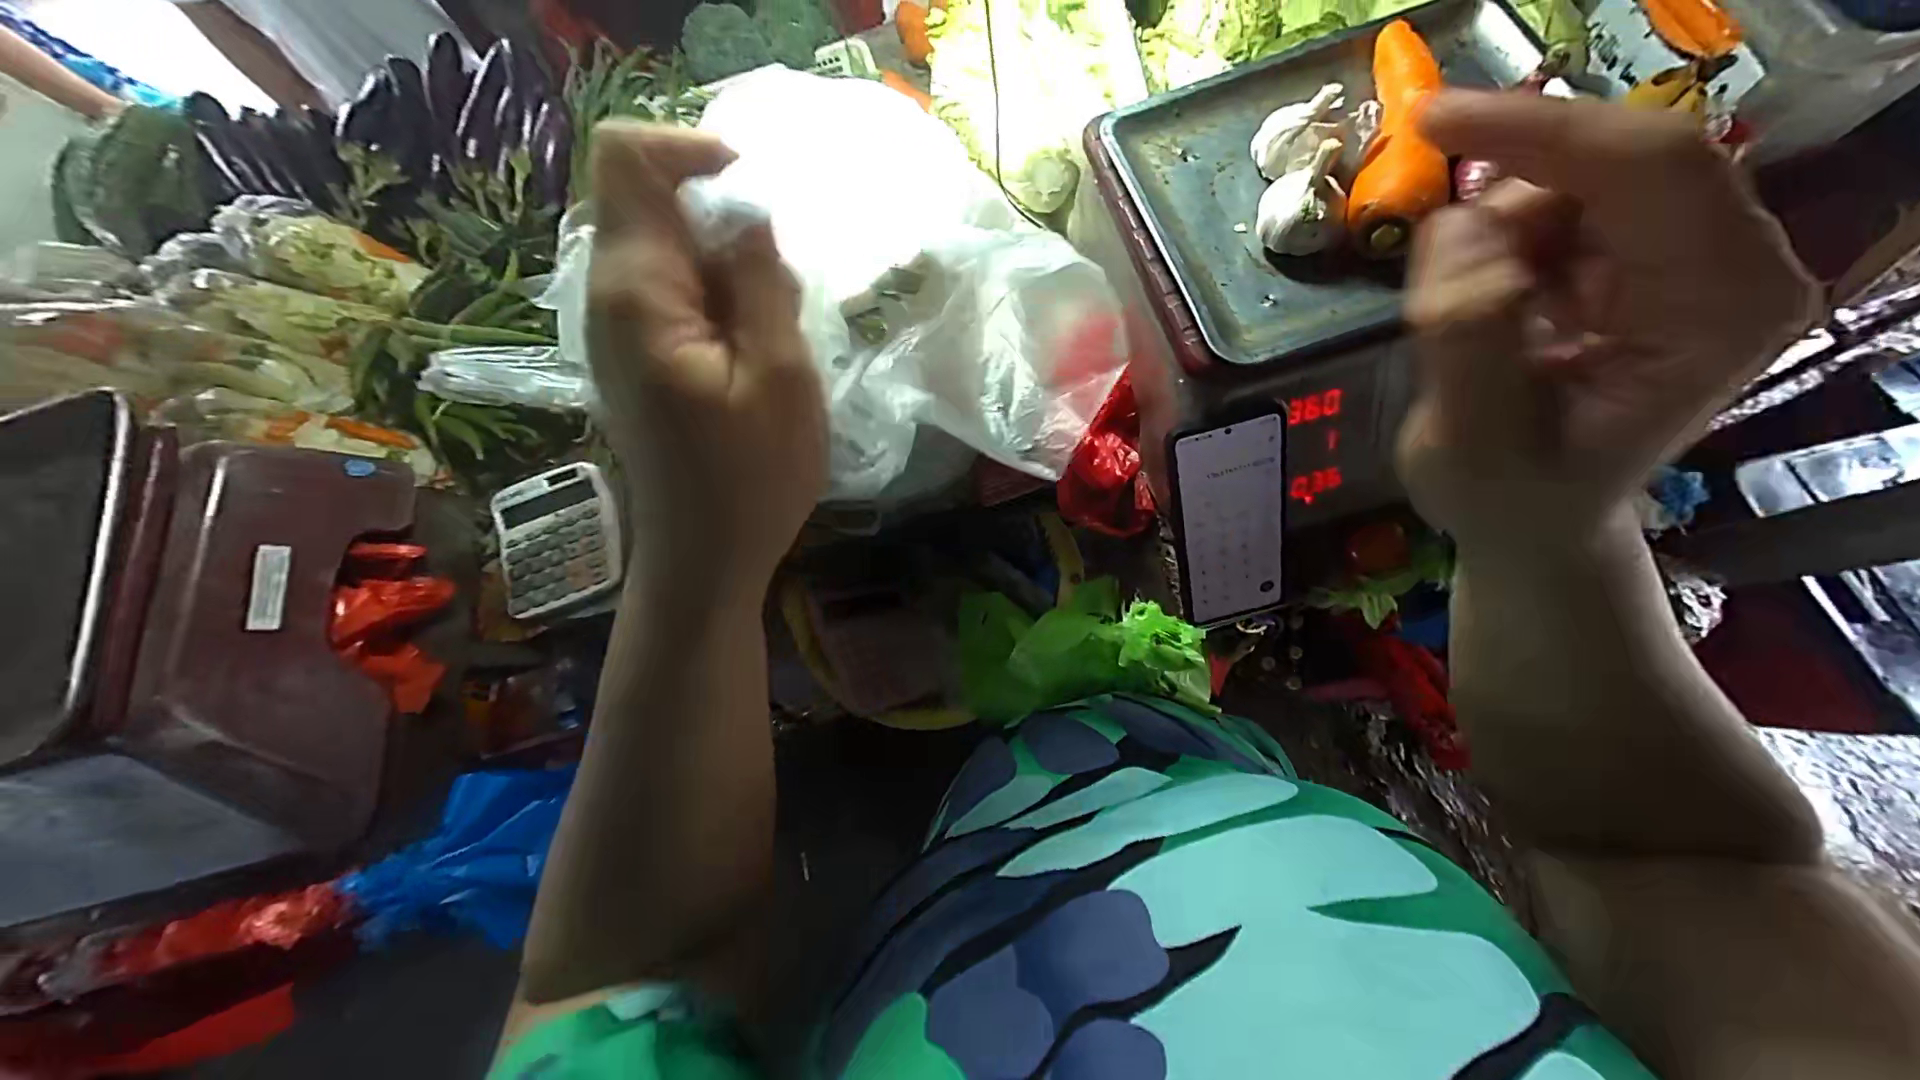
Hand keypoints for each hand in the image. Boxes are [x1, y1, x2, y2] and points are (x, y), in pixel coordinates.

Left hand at [587, 122, 826, 592]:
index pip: (630, 156)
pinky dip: (722, 306)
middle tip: (781, 301)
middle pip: (655, 203)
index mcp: (638, 292)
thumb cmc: (751, 479)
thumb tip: (746, 210)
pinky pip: (678, 296)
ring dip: (733, 275)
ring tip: (773, 341)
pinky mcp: (638, 357)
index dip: (696, 151)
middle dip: (728, 230)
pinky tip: (755, 359)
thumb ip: (761, 282)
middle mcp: (610, 298)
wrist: (704, 559)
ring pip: (674, 252)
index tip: (761, 202)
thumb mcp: (781, 376)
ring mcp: (619, 330)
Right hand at [1396, 92, 1820, 556]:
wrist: (1531, 522)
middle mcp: (1724, 264)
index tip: (1430, 121)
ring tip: (1459, 335)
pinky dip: (1491, 251)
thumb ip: (1469, 345)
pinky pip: (1551, 215)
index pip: (1650, 169)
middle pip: (1612, 163)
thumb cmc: (1508, 500)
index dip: (1538, 131)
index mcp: (1718, 307)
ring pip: (1570, 187)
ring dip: (1489, 242)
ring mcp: (1679, 261)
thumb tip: (1455, 234)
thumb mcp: (1473, 447)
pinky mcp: (1631, 266)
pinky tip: (1483, 318)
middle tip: (1425, 258)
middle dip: (1504, 195)